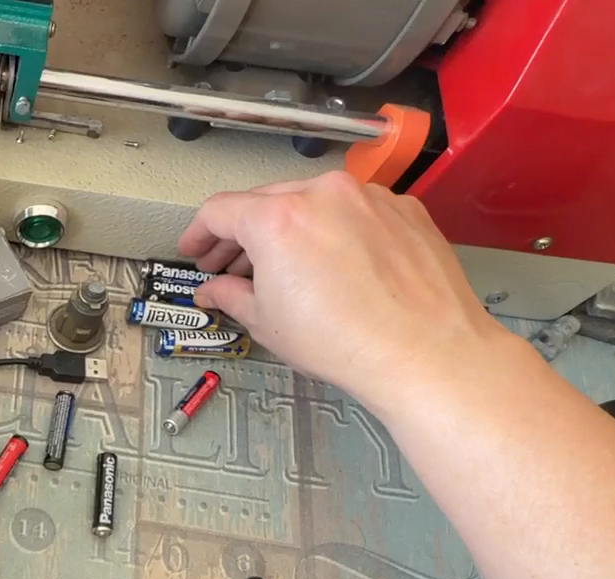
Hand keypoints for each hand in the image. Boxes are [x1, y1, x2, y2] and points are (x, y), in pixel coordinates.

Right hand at [178, 172, 520, 406]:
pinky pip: (351, 209)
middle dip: (239, 234)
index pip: (219, 211)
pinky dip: (329, 230)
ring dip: (284, 229)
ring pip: (309, 201)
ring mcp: (368, 196)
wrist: (419, 348)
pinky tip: (329, 265)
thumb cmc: (340, 339)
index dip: (198, 233)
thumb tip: (215, 291)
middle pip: (263, 201)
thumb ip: (231, 295)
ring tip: (278, 267)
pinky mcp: (403, 208)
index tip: (194, 251)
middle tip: (227, 266)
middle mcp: (322, 194)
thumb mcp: (265, 321)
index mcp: (277, 219)